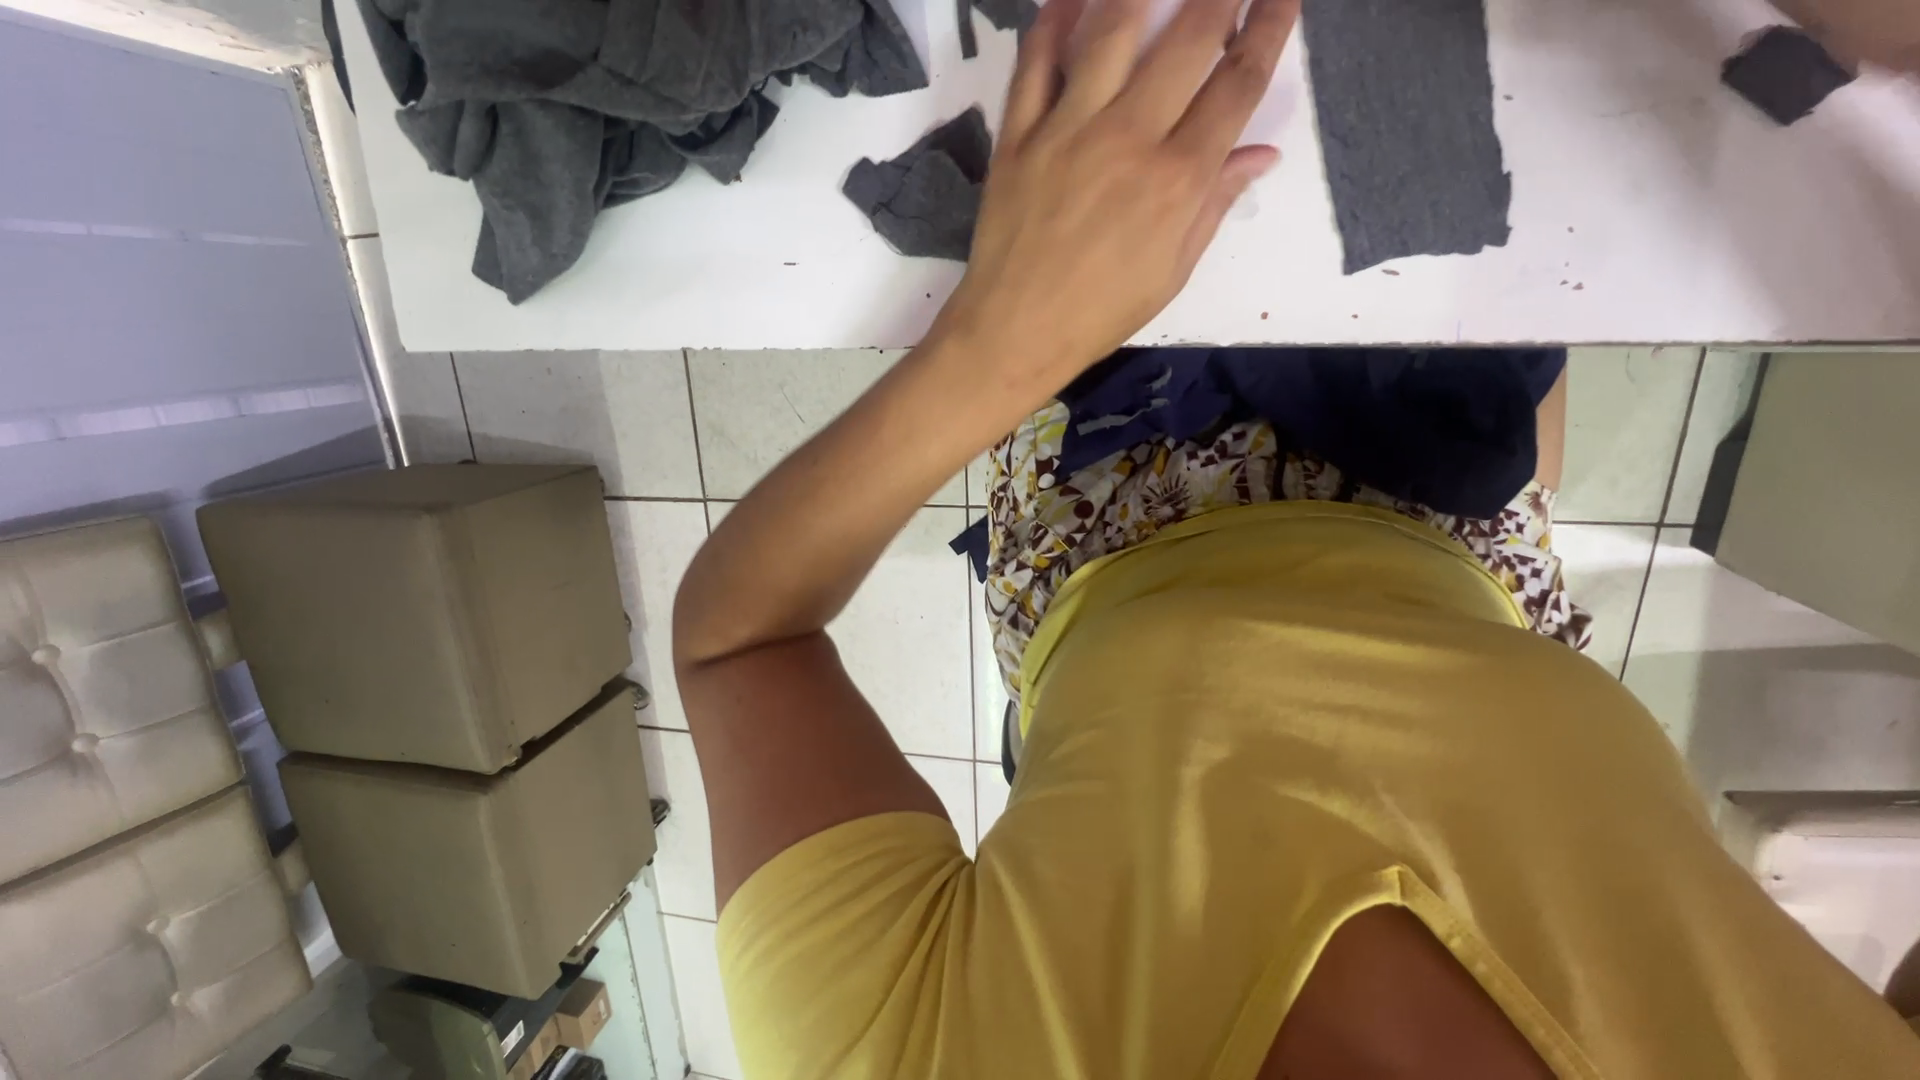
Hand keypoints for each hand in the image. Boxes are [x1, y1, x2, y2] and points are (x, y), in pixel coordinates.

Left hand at [933, 0, 1300, 392]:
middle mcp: (1129, 138)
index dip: (1268, 31)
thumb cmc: (1100, 312)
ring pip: (1113, 30)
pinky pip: (1037, 61)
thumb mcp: (1172, 271)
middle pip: (1188, 39)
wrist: (1015, 331)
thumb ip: (1214, 204)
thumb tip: (1261, 154)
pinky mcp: (1019, 134)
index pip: (1237, 85)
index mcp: (1177, 179)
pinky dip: (1054, 19)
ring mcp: (1068, 129)